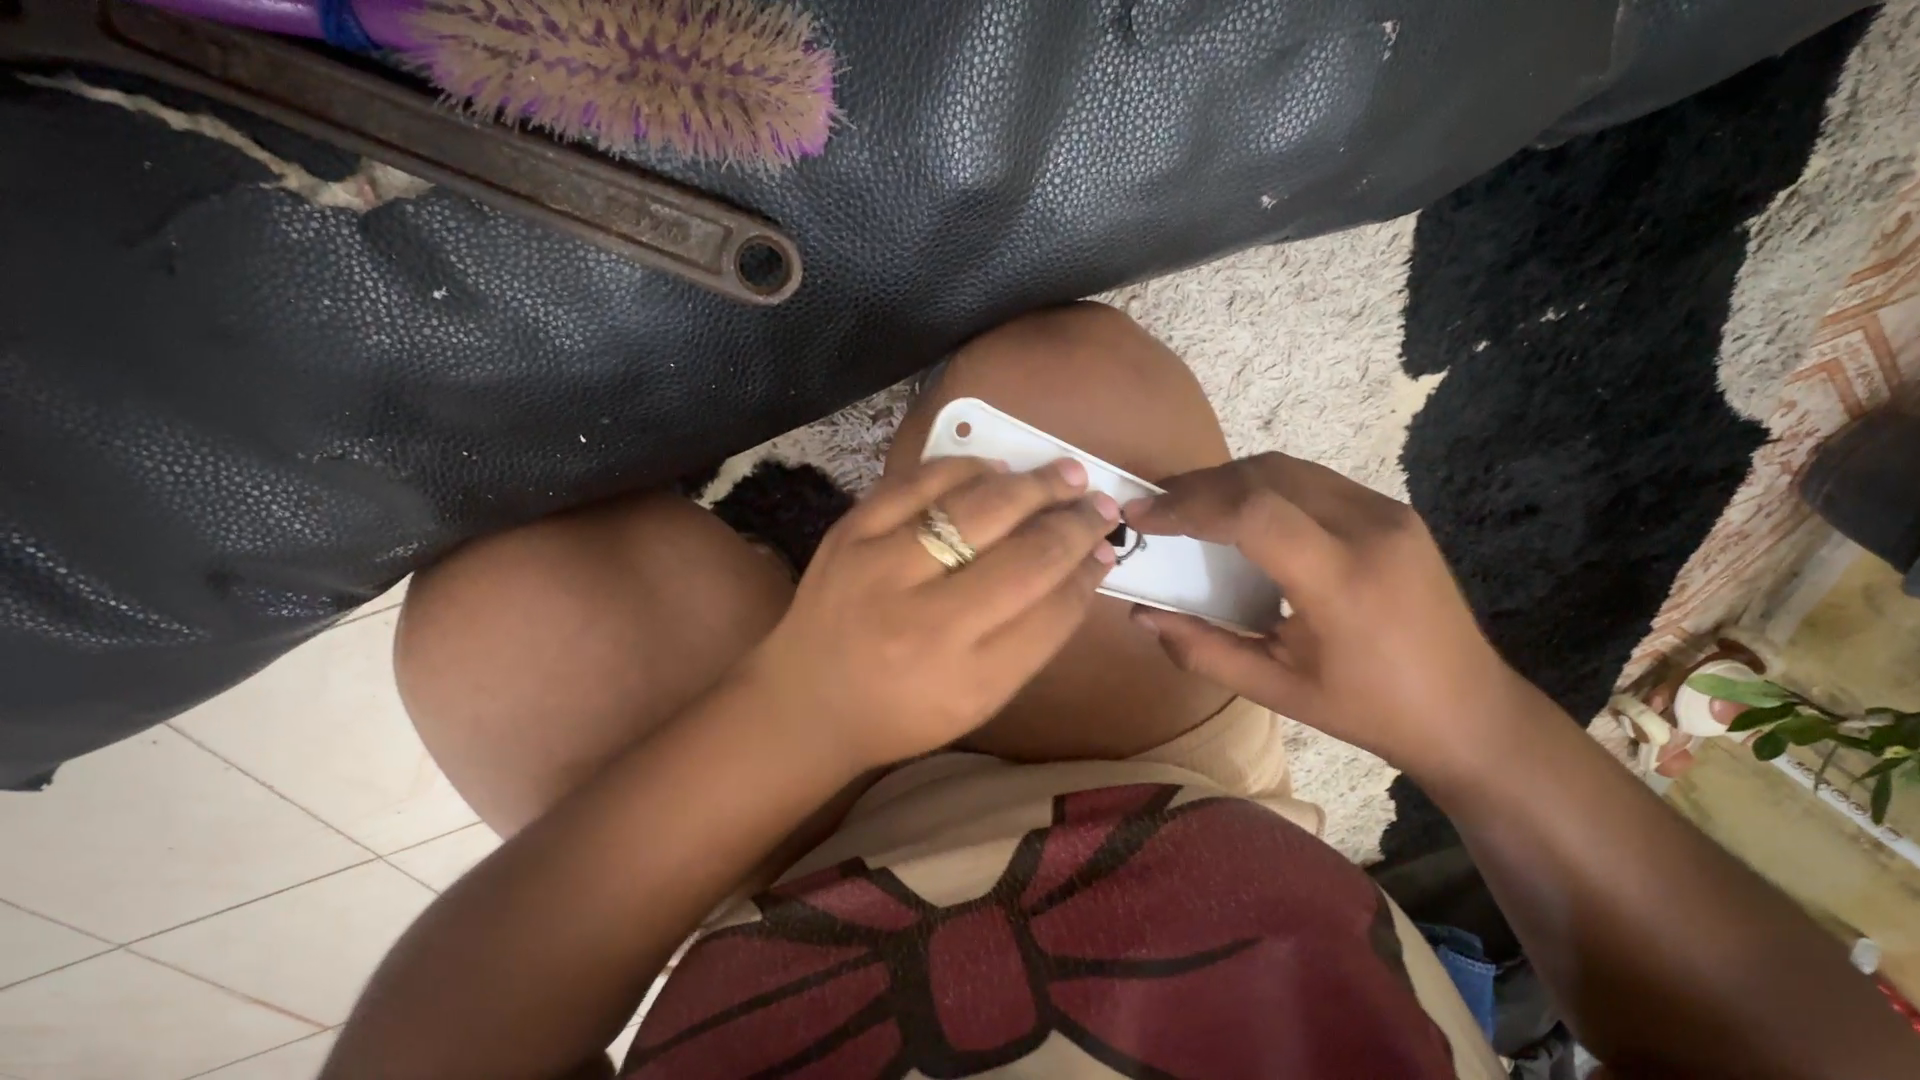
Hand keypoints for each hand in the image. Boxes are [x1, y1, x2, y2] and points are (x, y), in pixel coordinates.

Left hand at [744, 457, 1119, 771]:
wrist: (805, 701)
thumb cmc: (901, 711)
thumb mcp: (977, 698)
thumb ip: (1033, 637)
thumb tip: (1085, 565)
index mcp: (966, 679)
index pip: (1051, 611)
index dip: (1088, 570)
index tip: (1106, 544)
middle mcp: (926, 624)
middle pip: (1025, 556)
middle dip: (1074, 523)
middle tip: (1100, 504)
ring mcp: (881, 571)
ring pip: (977, 508)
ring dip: (1032, 486)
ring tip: (1067, 476)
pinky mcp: (849, 535)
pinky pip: (918, 484)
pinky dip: (965, 470)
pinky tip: (996, 470)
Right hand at [1124, 453, 1529, 780]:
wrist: (1469, 710)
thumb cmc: (1368, 710)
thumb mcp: (1276, 690)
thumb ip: (1203, 649)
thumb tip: (1140, 614)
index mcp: (1342, 581)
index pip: (1251, 513)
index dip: (1186, 507)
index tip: (1140, 517)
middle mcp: (1370, 529)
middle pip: (1265, 475)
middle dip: (1199, 485)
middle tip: (1155, 506)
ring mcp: (1388, 513)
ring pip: (1289, 468)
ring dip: (1230, 480)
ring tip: (1188, 505)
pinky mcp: (1395, 511)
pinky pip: (1314, 480)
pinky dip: (1265, 486)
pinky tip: (1242, 514)